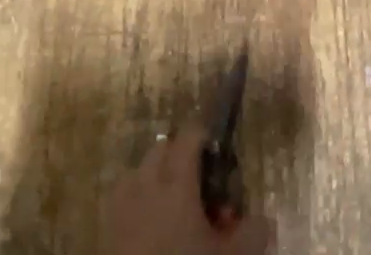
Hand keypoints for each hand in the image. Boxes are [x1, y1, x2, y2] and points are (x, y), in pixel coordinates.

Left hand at [100, 125, 274, 254]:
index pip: (189, 136)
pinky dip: (138, 198)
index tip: (217, 150)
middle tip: (200, 183)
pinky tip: (151, 223)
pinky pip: (123, 196)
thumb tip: (263, 219)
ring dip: (157, 176)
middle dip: (180, 155)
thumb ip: (251, 234)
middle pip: (161, 148)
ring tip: (175, 204)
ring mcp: (121, 201)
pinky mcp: (107, 223)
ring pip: (139, 170)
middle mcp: (145, 182)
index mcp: (176, 182)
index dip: (204, 136)